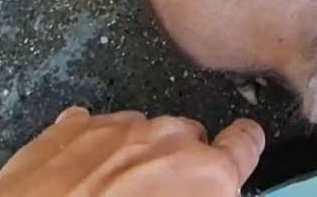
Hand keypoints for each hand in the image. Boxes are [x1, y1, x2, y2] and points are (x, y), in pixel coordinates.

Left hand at [0, 107, 263, 196]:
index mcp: (207, 176)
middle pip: (190, 139)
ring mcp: (117, 126)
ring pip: (143, 133)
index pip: (246, 144)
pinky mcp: (70, 127)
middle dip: (180, 167)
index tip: (240, 154)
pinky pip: (93, 130)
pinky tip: (77, 187)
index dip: (243, 151)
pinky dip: (91, 153)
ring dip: (136, 159)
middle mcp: (168, 139)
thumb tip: (208, 193)